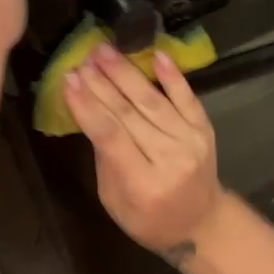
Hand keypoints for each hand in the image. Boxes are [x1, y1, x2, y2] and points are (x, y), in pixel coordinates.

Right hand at [63, 45, 224, 253]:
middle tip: (81, 59)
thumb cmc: (149, 219)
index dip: (88, 106)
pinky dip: (172, 75)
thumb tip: (89, 111)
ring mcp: (191, 141)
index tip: (69, 79)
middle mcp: (170, 159)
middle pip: (130, 114)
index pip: (111, 136)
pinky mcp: (204, 129)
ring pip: (153, 100)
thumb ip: (104, 157)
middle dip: (102, 83)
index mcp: (143, 184)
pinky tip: (156, 53)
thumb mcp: (114, 200)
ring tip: (104, 50)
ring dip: (126, 72)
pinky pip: (187, 97)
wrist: (203, 223)